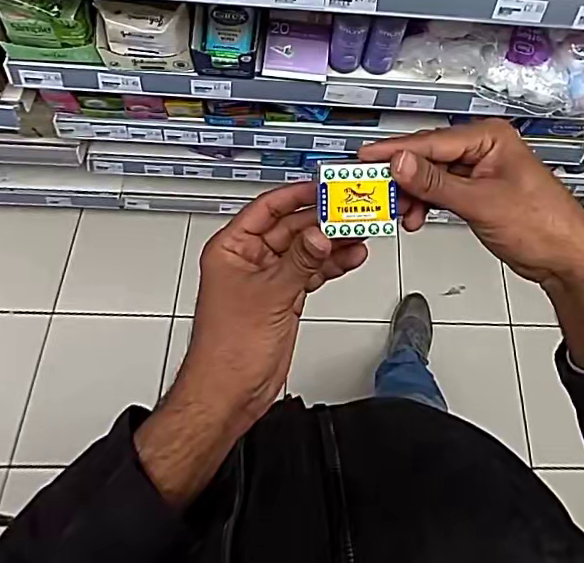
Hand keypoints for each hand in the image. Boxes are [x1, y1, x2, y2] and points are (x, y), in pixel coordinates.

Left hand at [138, 183, 368, 507]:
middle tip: (349, 211)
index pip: (267, 208)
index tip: (322, 187)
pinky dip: (330, 264)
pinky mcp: (283, 296)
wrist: (229, 396)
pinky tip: (349, 257)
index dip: (296, 195)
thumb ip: (299, 260)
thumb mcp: (269, 295)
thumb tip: (319, 233)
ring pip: (305, 249)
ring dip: (331, 242)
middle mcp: (249, 258)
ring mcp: (268, 278)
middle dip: (321, 220)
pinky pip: (310, 271)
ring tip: (358, 231)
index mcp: (232, 248)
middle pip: (291, 227)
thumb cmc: (226, 351)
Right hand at [360, 119, 583, 284]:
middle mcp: (483, 148)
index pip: (431, 140)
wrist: (569, 261)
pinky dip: (427, 203)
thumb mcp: (481, 202)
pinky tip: (417, 216)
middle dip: (403, 176)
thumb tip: (402, 163)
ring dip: (414, 194)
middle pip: (429, 156)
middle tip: (375, 188)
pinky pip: (442, 190)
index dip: (395, 150)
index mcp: (489, 137)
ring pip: (432, 176)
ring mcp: (480, 170)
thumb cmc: (545, 225)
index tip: (367, 156)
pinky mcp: (478, 191)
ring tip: (400, 211)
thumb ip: (436, 183)